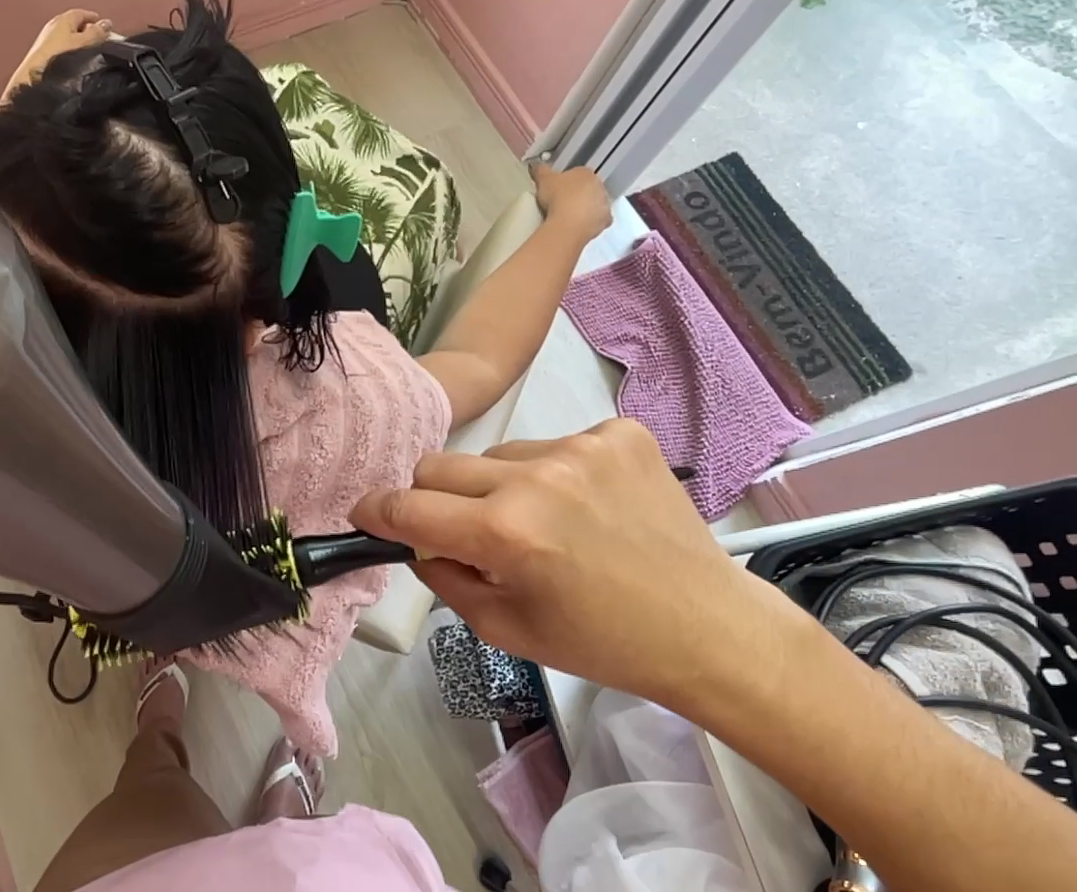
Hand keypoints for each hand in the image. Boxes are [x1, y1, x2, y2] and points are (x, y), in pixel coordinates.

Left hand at [16, 8, 113, 81]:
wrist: (35, 76)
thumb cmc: (58, 58)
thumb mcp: (85, 43)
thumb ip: (97, 33)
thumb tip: (106, 23)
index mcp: (64, 19)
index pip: (83, 13)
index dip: (94, 19)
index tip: (103, 25)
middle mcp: (53, 26)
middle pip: (74, 24)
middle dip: (86, 30)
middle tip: (98, 39)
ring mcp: (46, 39)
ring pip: (66, 36)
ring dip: (77, 42)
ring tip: (87, 52)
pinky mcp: (42, 53)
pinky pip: (60, 47)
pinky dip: (69, 50)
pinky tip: (73, 61)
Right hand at [350, 420, 811, 707]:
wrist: (711, 628)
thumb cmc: (603, 642)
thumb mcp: (505, 629)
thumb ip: (443, 577)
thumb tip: (414, 541)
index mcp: (505, 532)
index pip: (407, 505)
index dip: (375, 510)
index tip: (365, 514)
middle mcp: (536, 477)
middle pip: (439, 465)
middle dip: (433, 497)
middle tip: (461, 528)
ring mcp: (581, 446)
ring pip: (497, 456)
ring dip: (499, 486)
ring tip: (542, 522)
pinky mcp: (618, 433)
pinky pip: (553, 444)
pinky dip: (554, 474)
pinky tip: (587, 506)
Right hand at [530, 163, 610, 240]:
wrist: (568, 224)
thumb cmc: (557, 197)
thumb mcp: (543, 180)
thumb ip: (541, 171)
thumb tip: (536, 166)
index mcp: (586, 173)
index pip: (578, 173)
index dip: (566, 181)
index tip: (555, 189)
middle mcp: (600, 186)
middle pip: (589, 188)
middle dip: (578, 194)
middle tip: (561, 203)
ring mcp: (604, 204)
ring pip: (595, 204)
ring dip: (585, 209)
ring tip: (567, 217)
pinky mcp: (605, 222)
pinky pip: (596, 221)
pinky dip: (588, 223)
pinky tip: (576, 227)